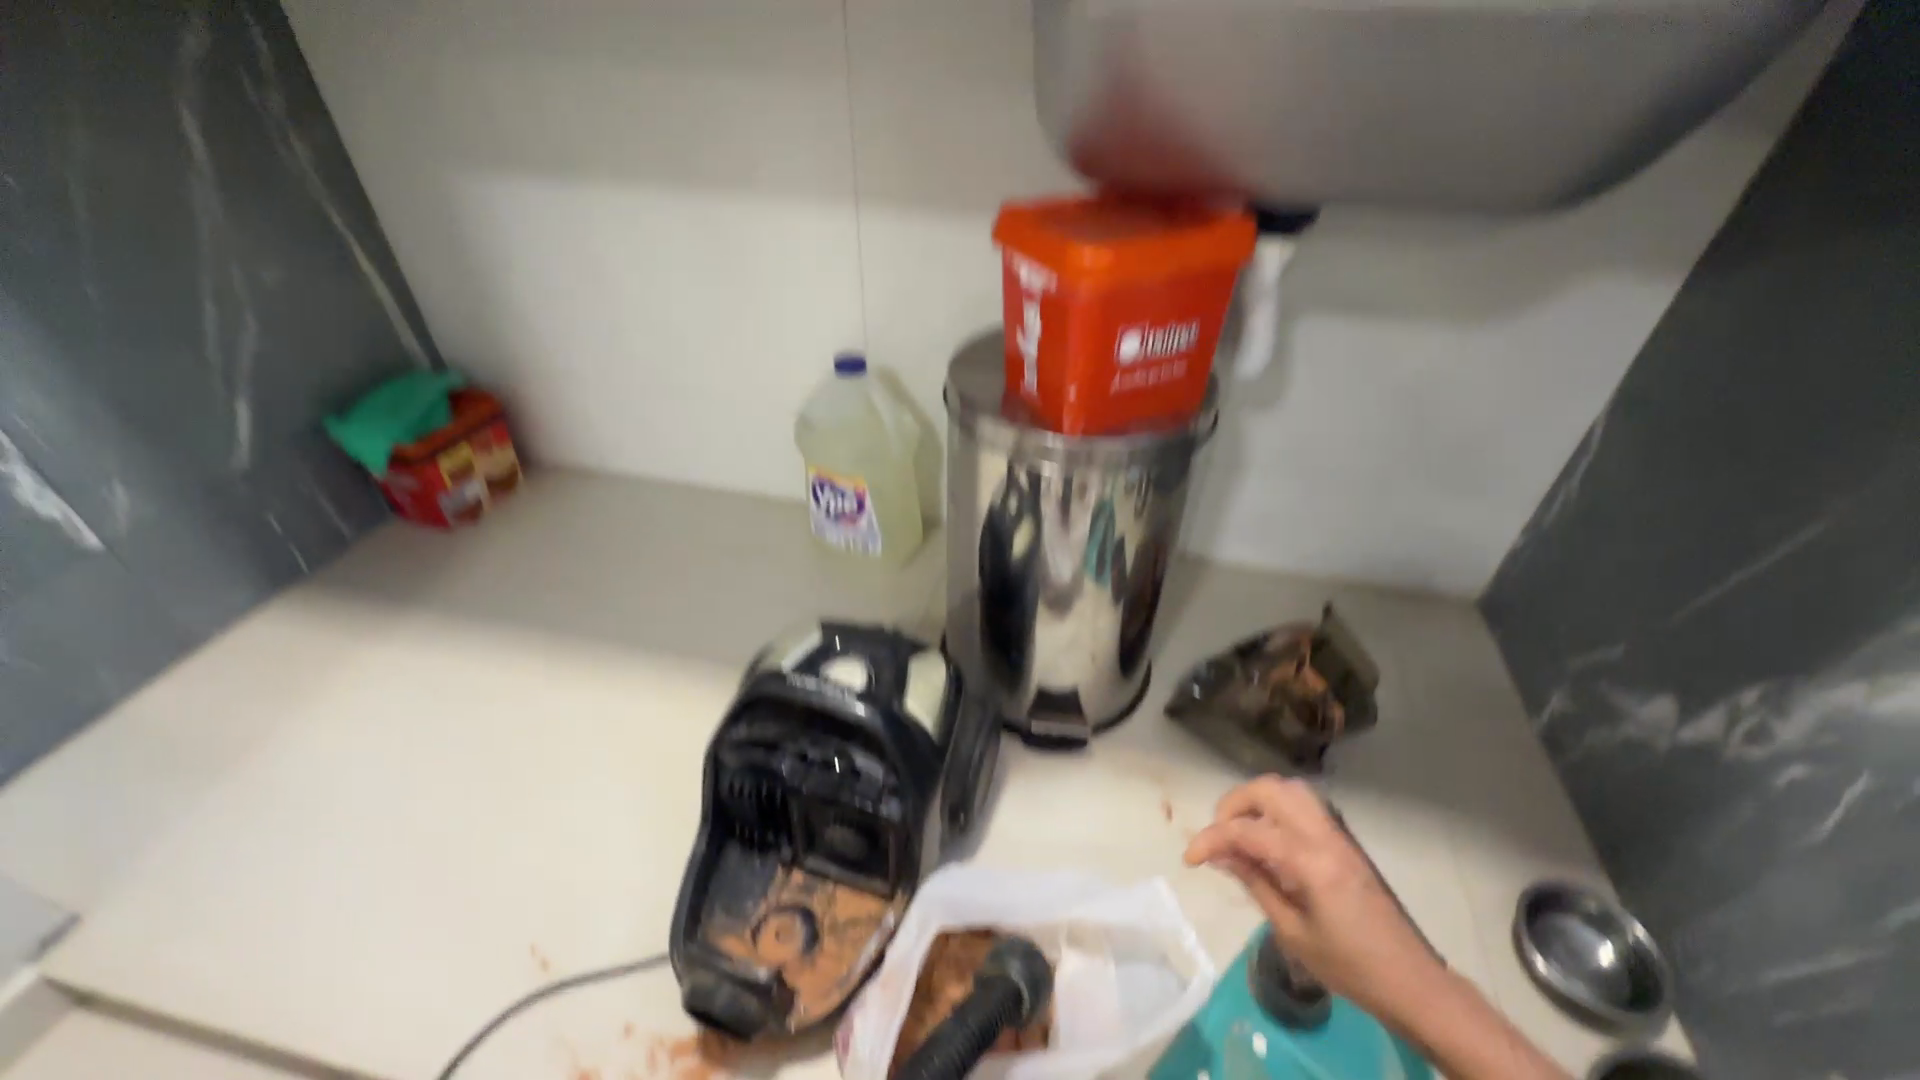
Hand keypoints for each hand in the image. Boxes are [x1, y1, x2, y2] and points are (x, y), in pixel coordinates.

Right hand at [1182, 776, 1446, 1024]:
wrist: (1410, 980)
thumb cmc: (1349, 966)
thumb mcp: (1292, 932)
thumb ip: (1256, 883)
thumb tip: (1222, 854)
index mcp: (1311, 861)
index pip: (1248, 832)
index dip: (1211, 839)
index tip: (1190, 859)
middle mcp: (1325, 836)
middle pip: (1271, 790)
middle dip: (1234, 804)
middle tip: (1218, 836)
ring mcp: (1339, 835)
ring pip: (1291, 791)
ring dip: (1257, 802)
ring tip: (1240, 834)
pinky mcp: (1345, 843)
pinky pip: (1305, 807)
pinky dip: (1277, 810)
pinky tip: (1268, 843)